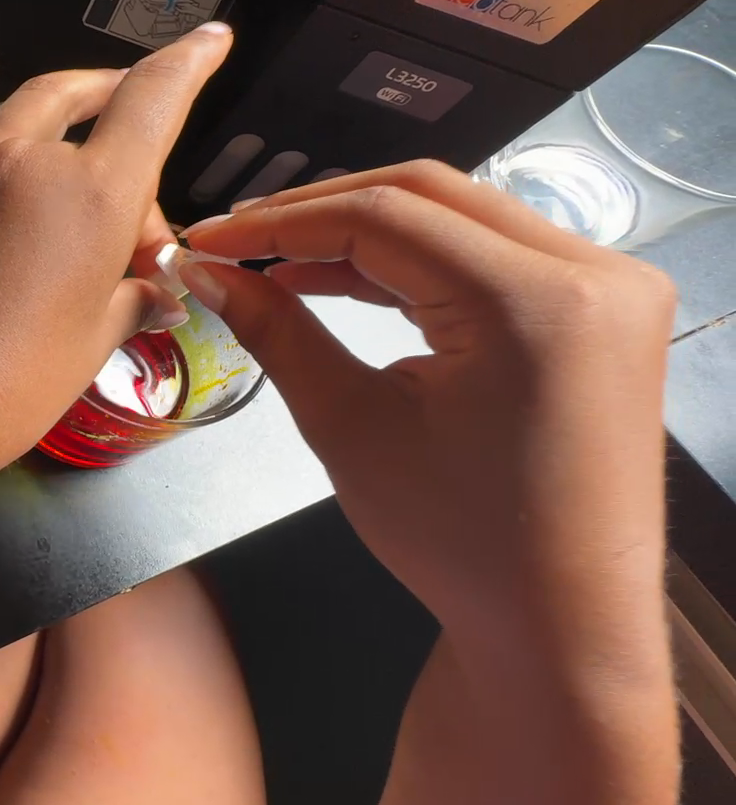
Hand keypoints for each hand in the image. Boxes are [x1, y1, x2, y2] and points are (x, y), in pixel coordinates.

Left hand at [0, 25, 231, 499]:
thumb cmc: (10, 390)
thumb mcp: (93, 340)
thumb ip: (129, 294)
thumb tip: (154, 287)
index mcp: (91, 196)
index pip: (154, 102)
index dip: (189, 65)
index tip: (211, 43)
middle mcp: (28, 164)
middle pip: (92, 108)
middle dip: (125, 132)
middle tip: (133, 201)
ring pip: (29, 108)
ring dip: (68, 104)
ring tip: (90, 105)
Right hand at [183, 162, 676, 675]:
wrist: (553, 610)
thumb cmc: (449, 529)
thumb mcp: (344, 421)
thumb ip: (274, 330)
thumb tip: (205, 274)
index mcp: (532, 300)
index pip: (380, 217)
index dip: (275, 223)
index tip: (204, 242)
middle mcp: (590, 269)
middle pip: (423, 194)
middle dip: (310, 211)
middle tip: (228, 241)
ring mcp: (601, 286)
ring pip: (452, 216)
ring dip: (350, 232)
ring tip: (265, 260)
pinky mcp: (589, 311)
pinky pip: (477, 255)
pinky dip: (396, 261)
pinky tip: (330, 281)